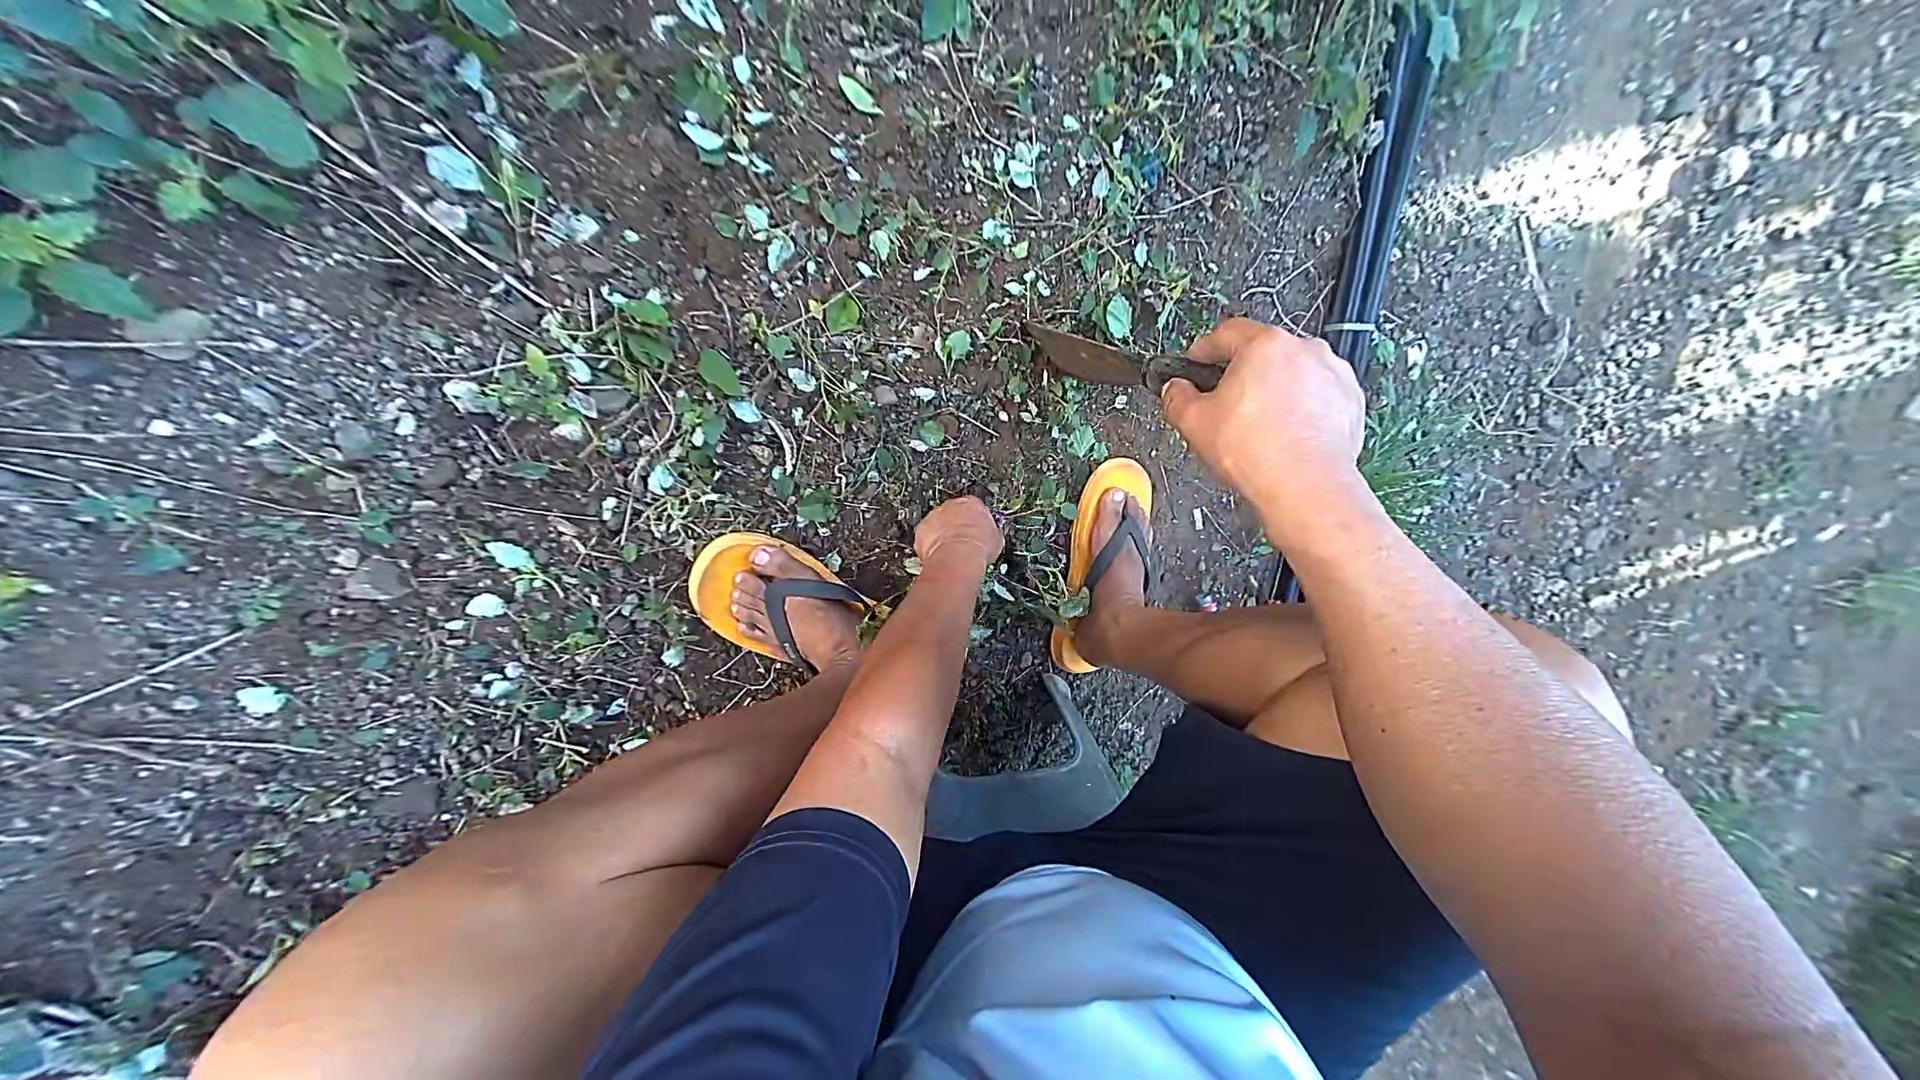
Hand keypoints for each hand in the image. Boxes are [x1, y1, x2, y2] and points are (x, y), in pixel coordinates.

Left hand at [914, 496, 1003, 571]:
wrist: (957, 556)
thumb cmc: (977, 547)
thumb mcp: (996, 539)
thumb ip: (992, 532)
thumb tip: (995, 538)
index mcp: (973, 503)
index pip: (974, 507)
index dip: (975, 522)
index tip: (976, 532)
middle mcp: (952, 506)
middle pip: (953, 513)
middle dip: (956, 525)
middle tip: (962, 541)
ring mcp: (935, 516)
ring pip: (937, 523)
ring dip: (942, 534)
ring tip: (950, 550)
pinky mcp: (922, 528)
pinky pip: (925, 535)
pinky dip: (929, 543)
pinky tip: (938, 554)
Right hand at [1161, 317, 1368, 530]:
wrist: (1305, 486)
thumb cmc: (1257, 452)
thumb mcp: (1193, 423)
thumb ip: (1177, 397)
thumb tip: (1175, 390)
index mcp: (1264, 345)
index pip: (1227, 333)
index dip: (1205, 348)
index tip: (1196, 361)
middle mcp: (1304, 350)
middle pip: (1263, 353)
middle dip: (1241, 374)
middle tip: (1224, 403)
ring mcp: (1332, 374)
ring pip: (1292, 374)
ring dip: (1273, 391)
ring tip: (1256, 425)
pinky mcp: (1349, 401)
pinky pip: (1316, 396)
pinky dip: (1300, 410)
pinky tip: (1282, 434)